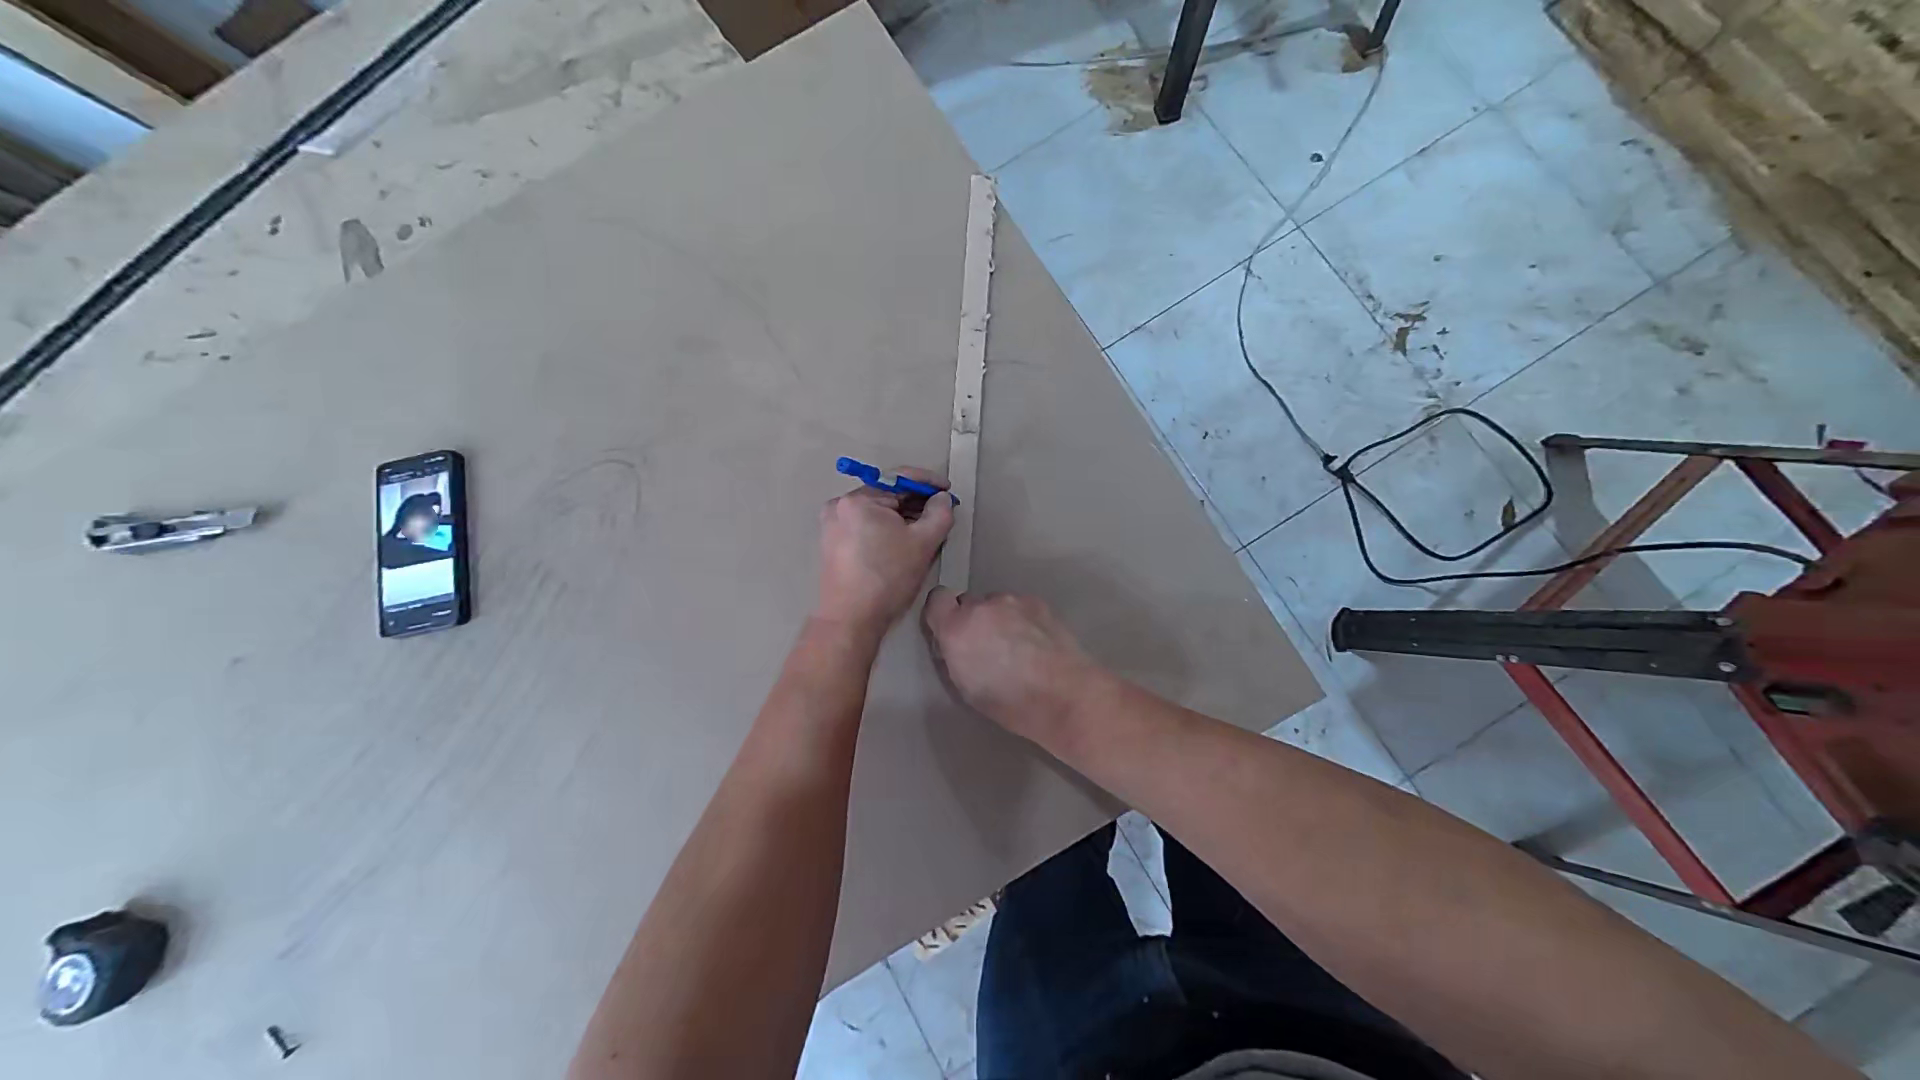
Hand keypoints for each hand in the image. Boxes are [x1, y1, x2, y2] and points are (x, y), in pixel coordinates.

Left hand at [815, 467, 954, 634]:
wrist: (851, 621)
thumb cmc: (887, 578)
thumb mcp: (923, 543)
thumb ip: (939, 514)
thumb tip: (940, 499)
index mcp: (857, 500)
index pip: (898, 479)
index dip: (928, 483)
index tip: (948, 490)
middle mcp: (838, 507)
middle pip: (886, 495)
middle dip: (915, 504)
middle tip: (940, 514)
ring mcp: (832, 527)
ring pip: (877, 513)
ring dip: (902, 519)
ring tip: (925, 532)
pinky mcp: (833, 545)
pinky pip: (866, 527)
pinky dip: (886, 530)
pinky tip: (903, 545)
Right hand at [920, 588, 1107, 743]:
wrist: (1064, 695)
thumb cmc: (1010, 703)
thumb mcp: (964, 687)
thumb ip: (953, 655)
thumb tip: (953, 644)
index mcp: (956, 629)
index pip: (936, 600)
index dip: (943, 614)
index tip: (950, 631)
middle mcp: (980, 607)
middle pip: (968, 603)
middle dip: (973, 620)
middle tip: (987, 646)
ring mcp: (1011, 600)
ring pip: (995, 604)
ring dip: (999, 619)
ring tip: (1018, 646)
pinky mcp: (1037, 602)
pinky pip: (1019, 606)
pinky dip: (1022, 619)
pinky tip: (1036, 642)